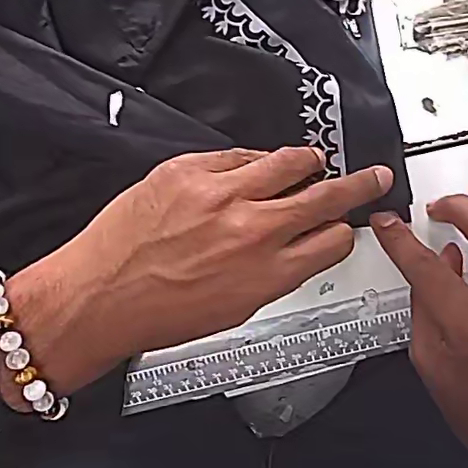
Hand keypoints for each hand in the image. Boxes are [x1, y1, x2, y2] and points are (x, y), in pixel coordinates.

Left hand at [1, 147, 393, 400]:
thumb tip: (296, 249)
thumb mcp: (235, 308)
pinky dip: (253, 160)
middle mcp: (253, 230)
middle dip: (357, 184)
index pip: (332, 240)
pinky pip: (239, 154)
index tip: (343, 223)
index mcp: (269, 273)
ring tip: (314, 161)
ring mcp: (221, 194)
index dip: (343, 230)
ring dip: (309, 162)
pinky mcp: (189, 170)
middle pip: (326, 195)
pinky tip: (254, 166)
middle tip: (370, 175)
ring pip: (289, 162)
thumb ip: (275, 272)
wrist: (98, 296)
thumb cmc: (159, 314)